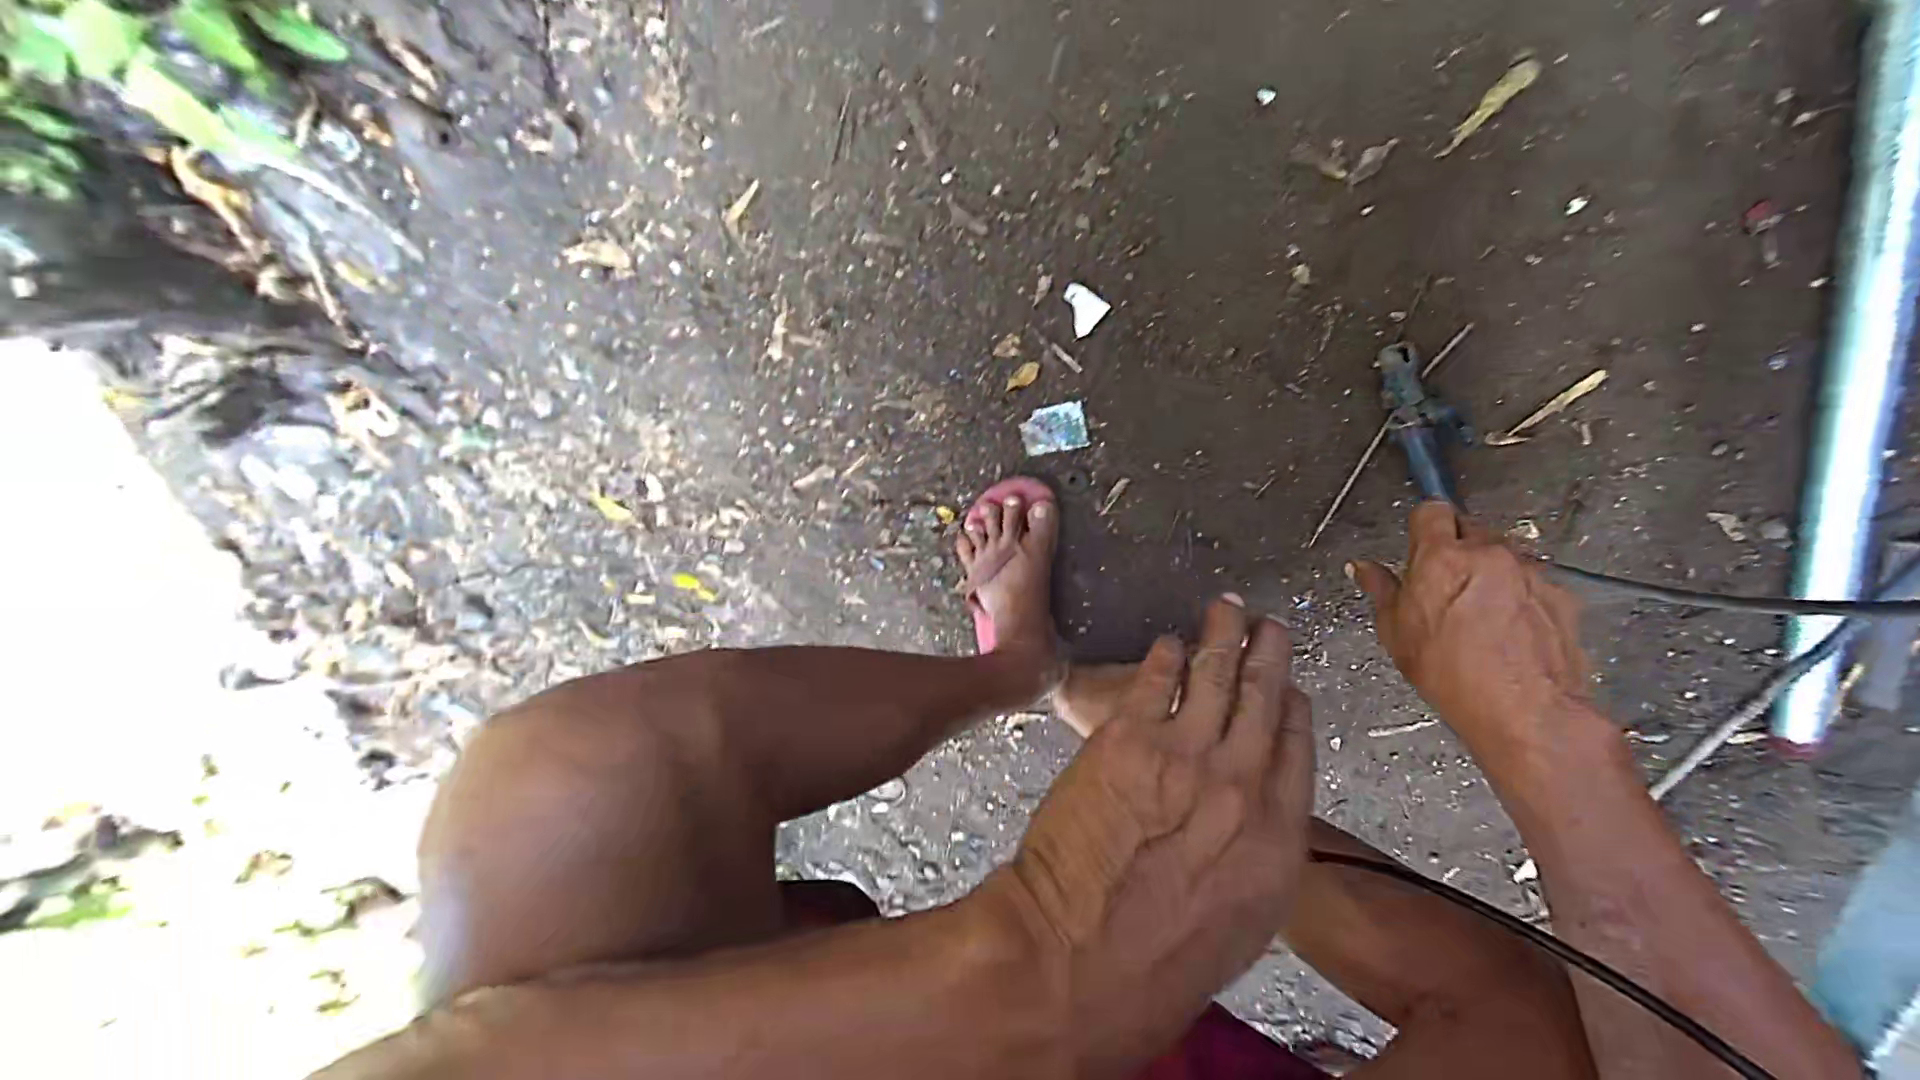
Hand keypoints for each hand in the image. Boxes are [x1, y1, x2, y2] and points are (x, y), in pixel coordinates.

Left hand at [980, 597, 1314, 1077]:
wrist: (1073, 961)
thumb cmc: (1152, 962)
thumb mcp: (1234, 922)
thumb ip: (1251, 856)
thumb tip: (1246, 815)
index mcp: (1276, 840)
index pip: (1296, 751)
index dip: (1293, 708)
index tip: (1291, 685)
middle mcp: (1238, 788)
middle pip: (1263, 701)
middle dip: (1267, 654)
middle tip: (1270, 625)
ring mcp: (1182, 757)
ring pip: (1215, 677)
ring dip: (1222, 636)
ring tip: (1228, 608)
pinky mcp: (1125, 741)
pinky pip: (1154, 683)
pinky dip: (1165, 656)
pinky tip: (1169, 642)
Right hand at [1349, 501, 1590, 762]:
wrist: (1524, 709)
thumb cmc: (1452, 672)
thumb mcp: (1394, 630)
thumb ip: (1380, 589)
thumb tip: (1363, 569)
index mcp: (1440, 558)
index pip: (1432, 511)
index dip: (1423, 524)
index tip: (1419, 539)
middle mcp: (1489, 555)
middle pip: (1469, 531)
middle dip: (1455, 550)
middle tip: (1441, 584)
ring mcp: (1529, 573)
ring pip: (1502, 556)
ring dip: (1487, 572)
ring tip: (1475, 613)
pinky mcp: (1561, 594)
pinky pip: (1531, 582)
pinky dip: (1517, 595)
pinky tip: (1504, 628)